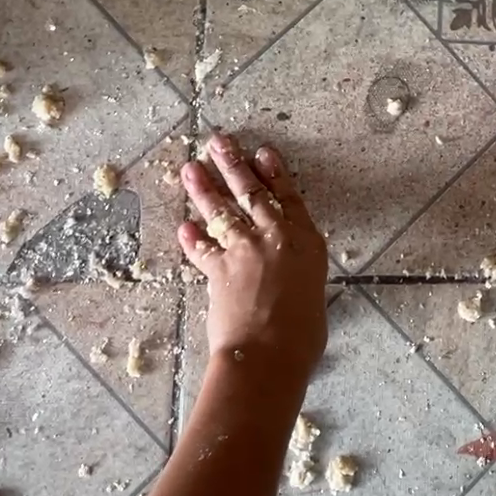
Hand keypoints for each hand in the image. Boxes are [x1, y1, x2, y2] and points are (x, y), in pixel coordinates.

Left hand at [178, 134, 328, 374]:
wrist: (270, 353)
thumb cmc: (303, 335)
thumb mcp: (312, 296)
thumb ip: (297, 278)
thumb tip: (288, 284)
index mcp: (305, 242)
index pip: (289, 198)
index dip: (274, 173)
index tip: (262, 152)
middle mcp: (275, 237)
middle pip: (251, 193)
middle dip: (233, 164)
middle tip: (219, 141)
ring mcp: (245, 250)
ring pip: (222, 212)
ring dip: (204, 188)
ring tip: (191, 167)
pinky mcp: (219, 269)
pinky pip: (203, 250)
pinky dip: (192, 240)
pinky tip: (183, 227)